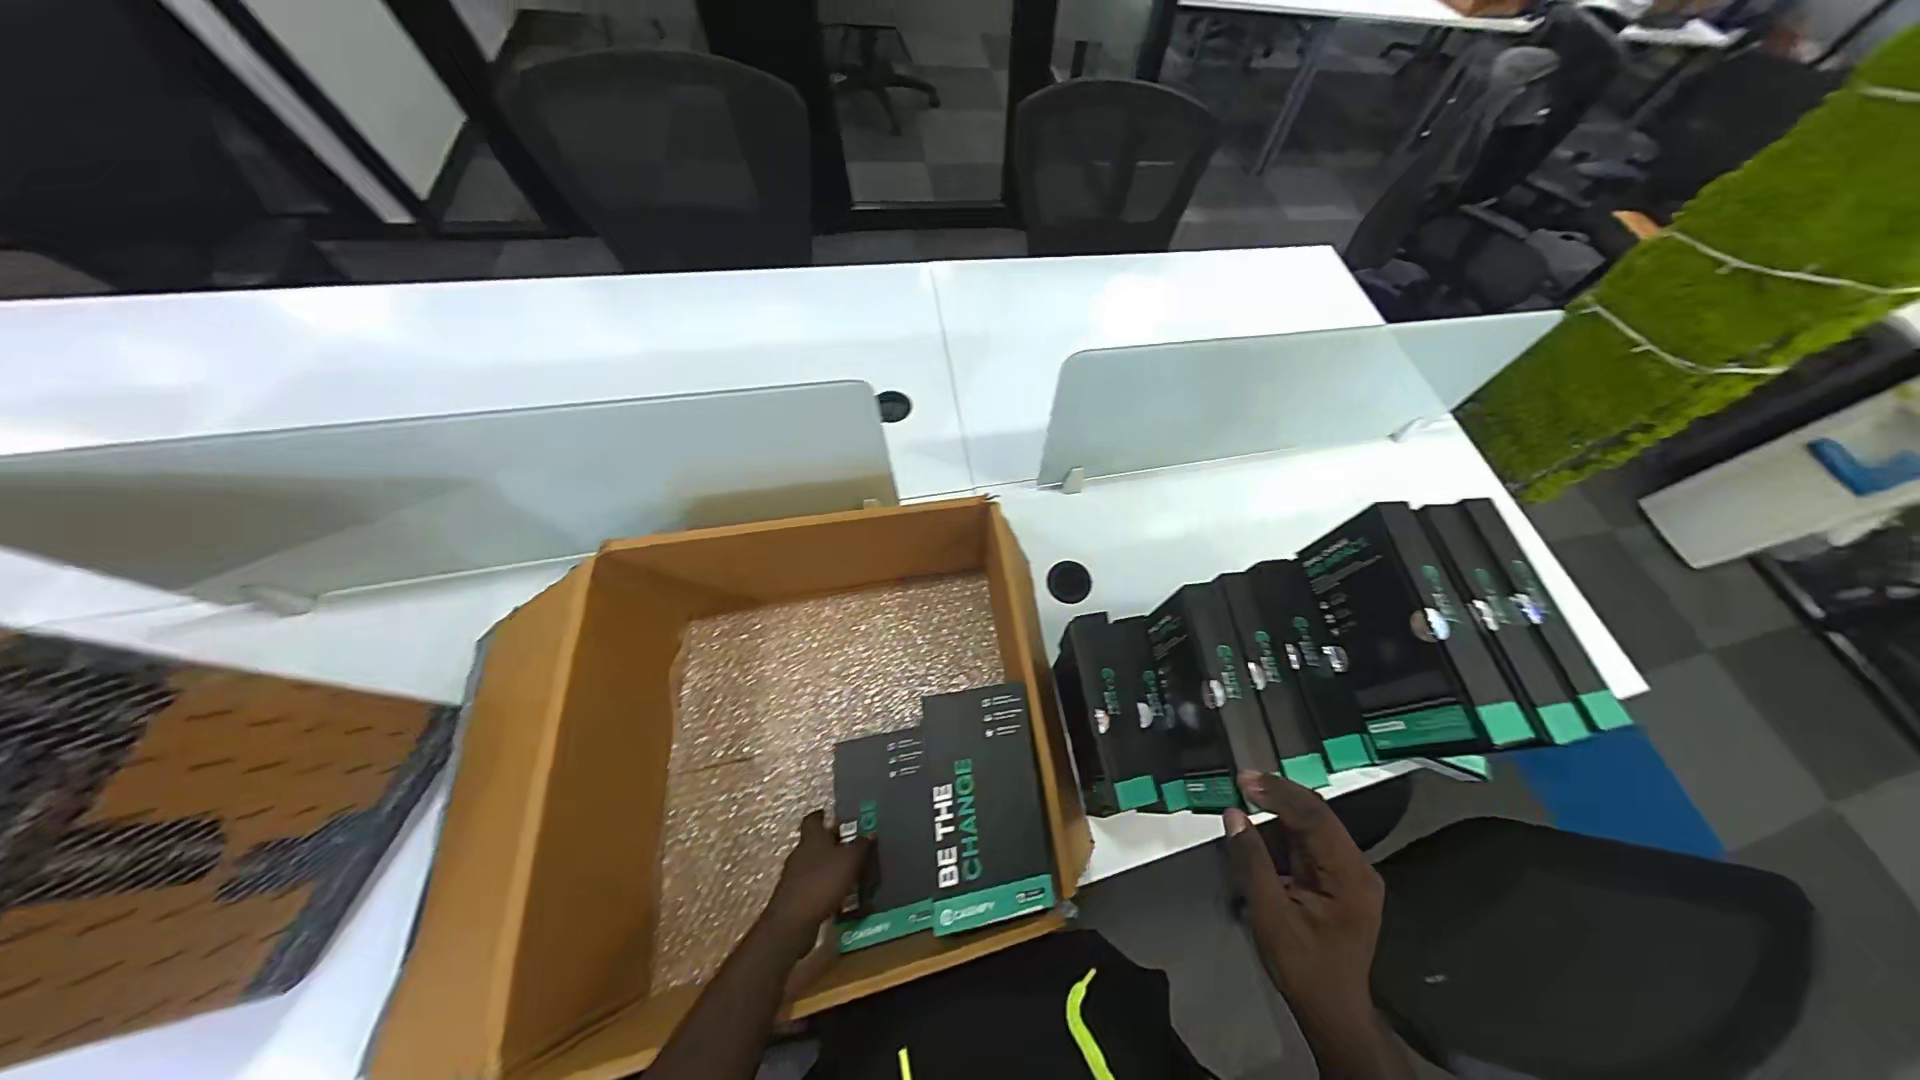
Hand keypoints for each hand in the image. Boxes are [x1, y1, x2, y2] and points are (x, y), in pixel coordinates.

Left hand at [764, 811, 871, 938]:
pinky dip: (826, 887)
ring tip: (850, 872)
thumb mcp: (850, 860)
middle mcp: (800, 853)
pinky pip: (813, 885)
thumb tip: (869, 834)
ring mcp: (794, 876)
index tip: (829, 814)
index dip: (821, 815)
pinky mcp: (794, 897)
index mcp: (812, 838)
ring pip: (815, 864)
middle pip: (815, 842)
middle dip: (832, 843)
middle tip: (850, 844)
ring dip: (830, 866)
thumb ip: (860, 846)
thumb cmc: (823, 882)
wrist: (793, 921)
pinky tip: (840, 896)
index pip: (813, 819)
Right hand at [1222, 770, 1384, 1025]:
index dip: (1279, 793)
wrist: (1333, 1010)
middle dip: (1280, 793)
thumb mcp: (1270, 915)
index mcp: (1350, 876)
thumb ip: (1252, 860)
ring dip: (1282, 805)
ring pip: (1316, 824)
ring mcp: (1351, 873)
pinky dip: (1286, 824)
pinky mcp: (1340, 879)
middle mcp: (1358, 868)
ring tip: (1249, 789)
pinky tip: (1265, 814)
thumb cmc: (1303, 966)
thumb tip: (1234, 815)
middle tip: (1244, 779)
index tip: (1245, 780)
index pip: (1315, 819)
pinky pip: (1312, 840)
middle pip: (1319, 816)